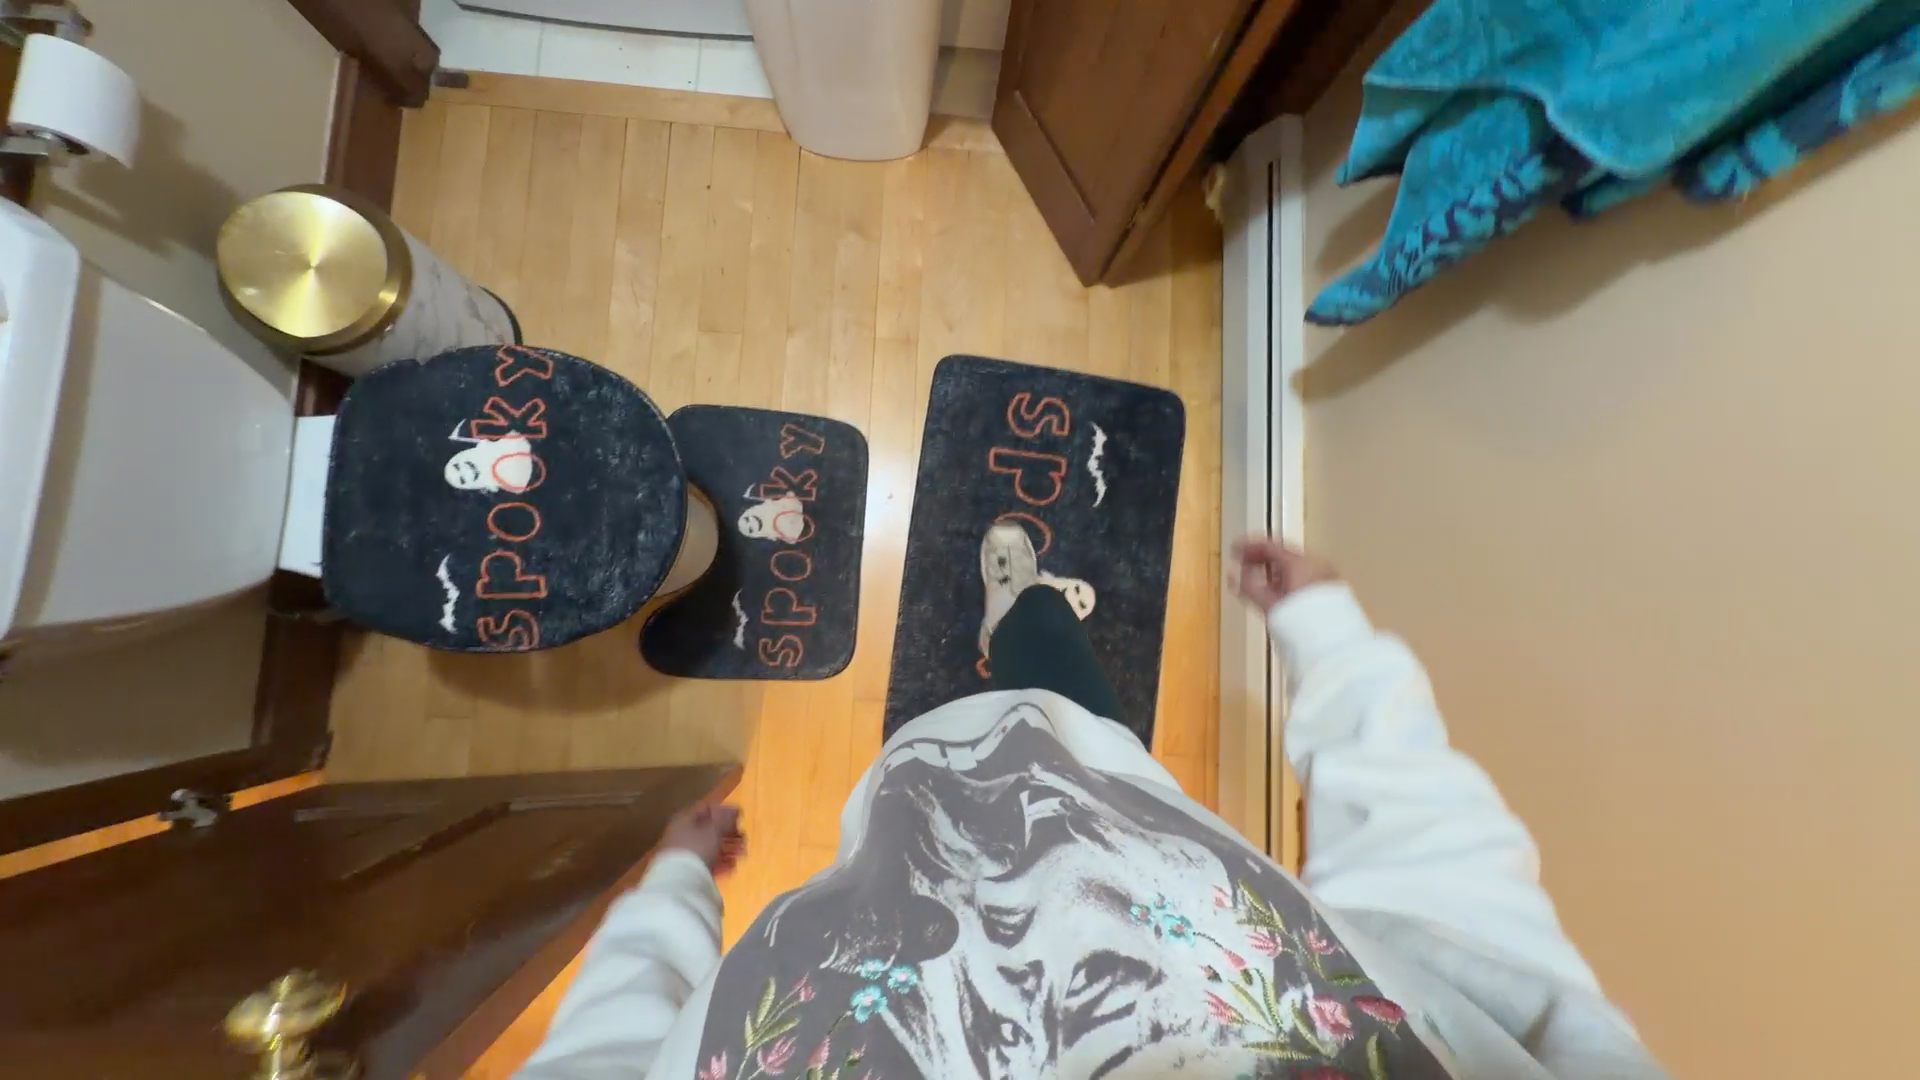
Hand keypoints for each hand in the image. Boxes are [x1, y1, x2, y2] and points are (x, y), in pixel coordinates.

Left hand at [662, 803, 745, 875]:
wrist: (679, 881)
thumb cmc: (697, 847)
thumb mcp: (715, 829)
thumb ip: (726, 818)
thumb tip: (736, 809)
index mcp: (685, 819)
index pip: (706, 808)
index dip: (723, 811)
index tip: (738, 819)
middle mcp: (681, 834)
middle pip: (708, 829)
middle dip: (728, 833)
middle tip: (743, 839)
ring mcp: (683, 853)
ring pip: (709, 846)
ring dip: (727, 848)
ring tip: (742, 854)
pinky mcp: (686, 870)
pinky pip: (706, 862)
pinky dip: (719, 862)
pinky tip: (732, 866)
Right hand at [1231, 537, 1337, 613]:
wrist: (1333, 641)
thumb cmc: (1305, 621)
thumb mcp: (1269, 603)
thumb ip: (1247, 586)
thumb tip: (1234, 575)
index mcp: (1300, 563)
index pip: (1269, 546)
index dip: (1248, 546)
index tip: (1236, 550)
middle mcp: (1316, 565)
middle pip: (1282, 554)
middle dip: (1260, 559)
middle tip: (1244, 565)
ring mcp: (1326, 576)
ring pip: (1293, 566)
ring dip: (1273, 570)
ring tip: (1259, 582)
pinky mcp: (1330, 589)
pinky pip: (1304, 576)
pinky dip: (1288, 578)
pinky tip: (1279, 592)